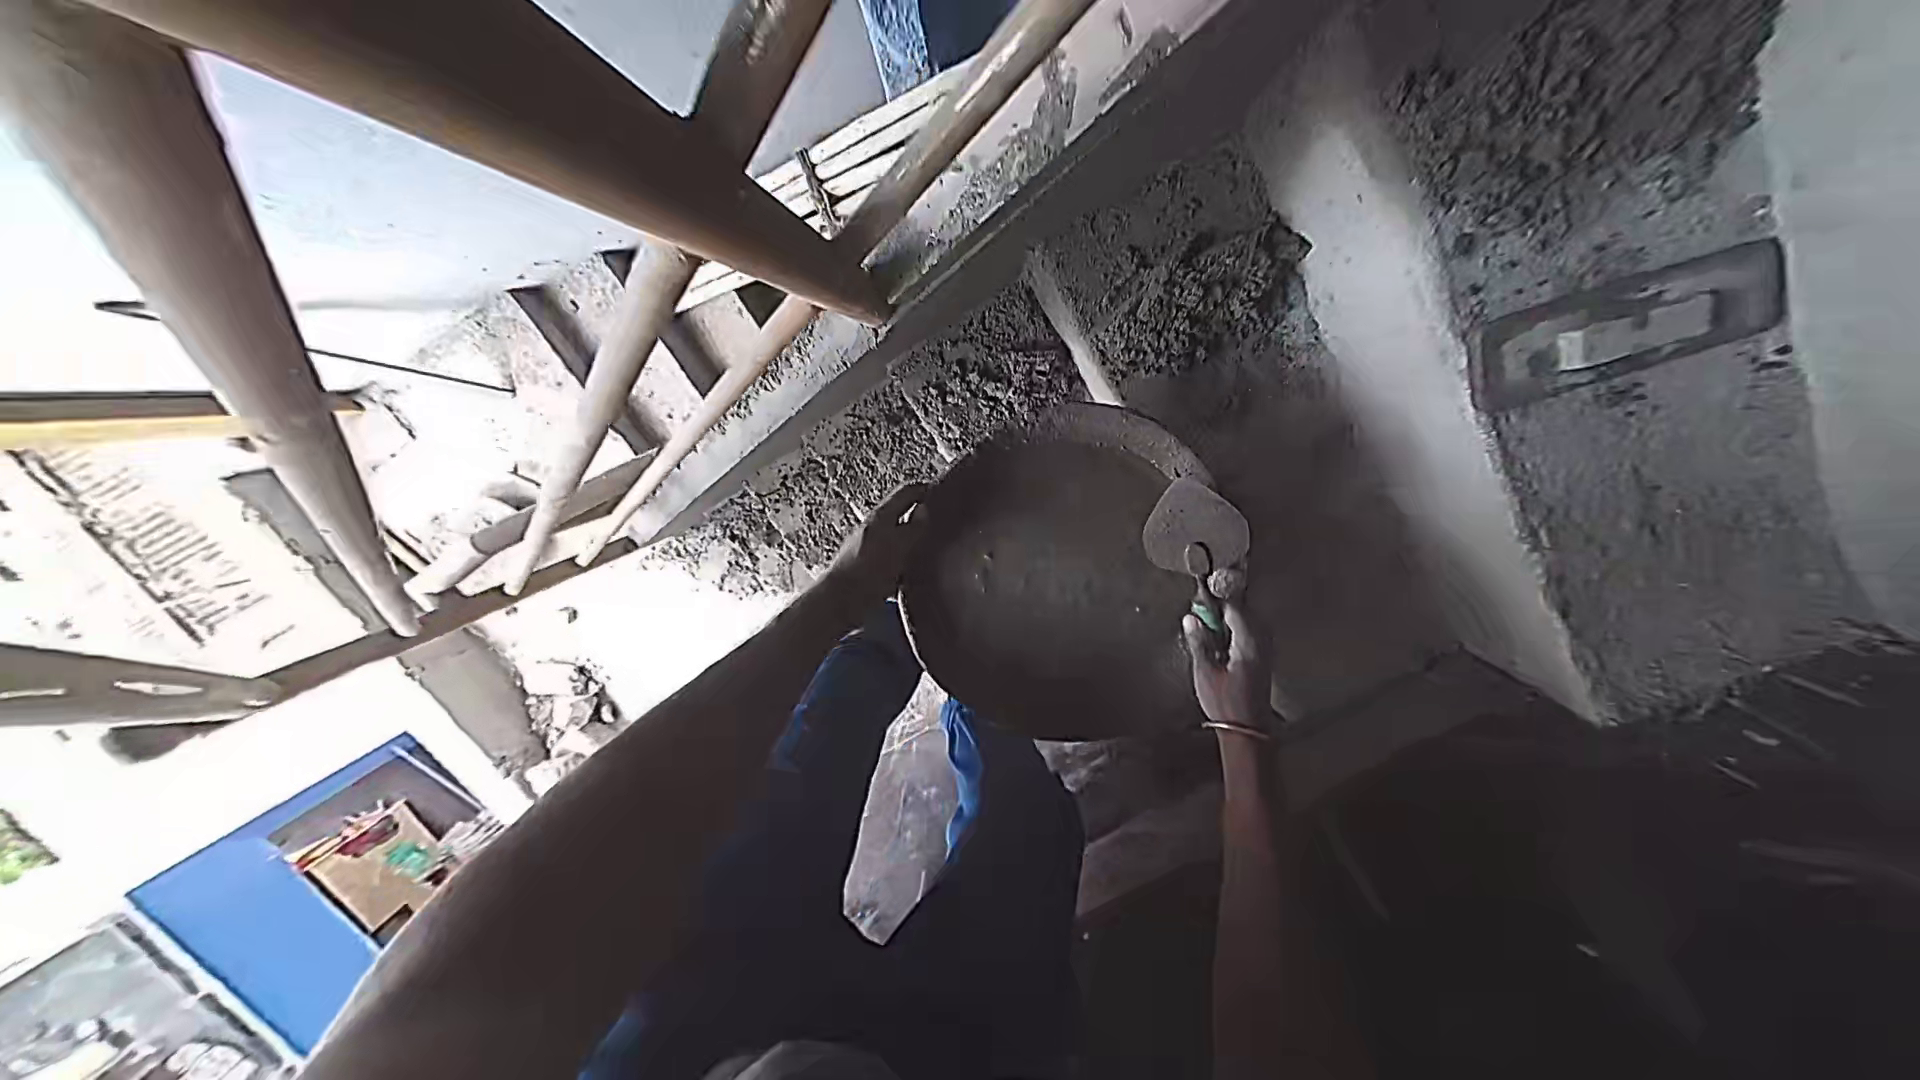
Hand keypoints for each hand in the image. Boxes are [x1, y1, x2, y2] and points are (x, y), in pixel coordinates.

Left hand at [824, 482, 931, 607]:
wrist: (838, 603)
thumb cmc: (868, 573)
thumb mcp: (899, 547)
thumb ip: (914, 528)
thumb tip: (925, 510)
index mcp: (880, 517)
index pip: (906, 493)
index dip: (924, 490)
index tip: (942, 493)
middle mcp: (871, 528)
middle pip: (900, 513)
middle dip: (919, 514)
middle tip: (940, 521)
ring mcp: (866, 547)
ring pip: (895, 536)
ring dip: (911, 538)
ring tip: (931, 547)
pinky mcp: (864, 567)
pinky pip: (889, 557)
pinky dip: (902, 559)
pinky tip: (912, 572)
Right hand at [1184, 601, 1269, 730]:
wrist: (1246, 730)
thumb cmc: (1224, 702)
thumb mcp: (1205, 672)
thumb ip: (1199, 642)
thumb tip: (1191, 618)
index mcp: (1248, 645)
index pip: (1236, 611)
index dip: (1219, 601)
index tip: (1203, 597)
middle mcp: (1261, 646)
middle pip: (1248, 615)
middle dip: (1228, 608)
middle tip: (1206, 609)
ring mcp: (1265, 655)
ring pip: (1253, 625)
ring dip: (1235, 619)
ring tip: (1215, 622)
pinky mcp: (1264, 664)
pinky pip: (1255, 636)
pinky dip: (1241, 631)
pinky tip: (1227, 639)